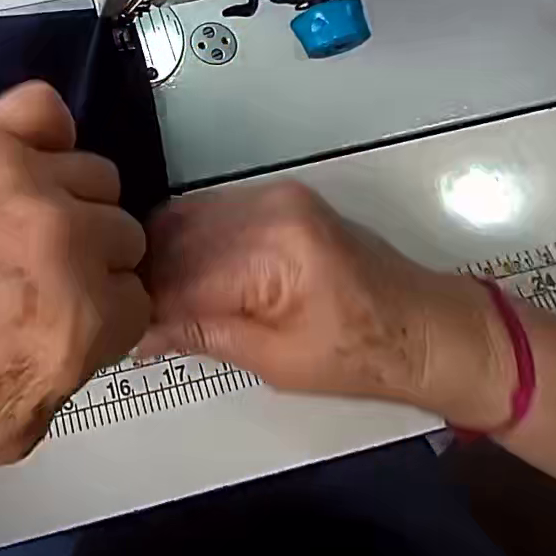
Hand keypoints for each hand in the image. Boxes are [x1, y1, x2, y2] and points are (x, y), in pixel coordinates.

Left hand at [0, 82, 150, 495]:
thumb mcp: (4, 434)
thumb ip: (63, 375)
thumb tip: (73, 332)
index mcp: (78, 321)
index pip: (136, 302)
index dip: (96, 317)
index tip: (62, 318)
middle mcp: (63, 240)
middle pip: (120, 233)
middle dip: (85, 262)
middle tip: (29, 275)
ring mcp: (16, 177)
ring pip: (91, 175)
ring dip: (63, 202)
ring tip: (6, 223)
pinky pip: (41, 109)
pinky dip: (38, 133)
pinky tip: (7, 167)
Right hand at [137, 182, 513, 425]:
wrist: (433, 327)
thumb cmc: (362, 358)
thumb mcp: (275, 362)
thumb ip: (201, 335)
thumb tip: (137, 335)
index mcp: (274, 254)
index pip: (182, 276)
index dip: (148, 304)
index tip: (123, 326)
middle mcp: (266, 208)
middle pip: (175, 239)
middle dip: (148, 277)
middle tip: (131, 310)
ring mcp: (270, 194)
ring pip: (183, 219)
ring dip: (161, 256)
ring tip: (151, 292)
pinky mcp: (272, 194)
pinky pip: (207, 211)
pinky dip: (185, 239)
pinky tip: (178, 268)